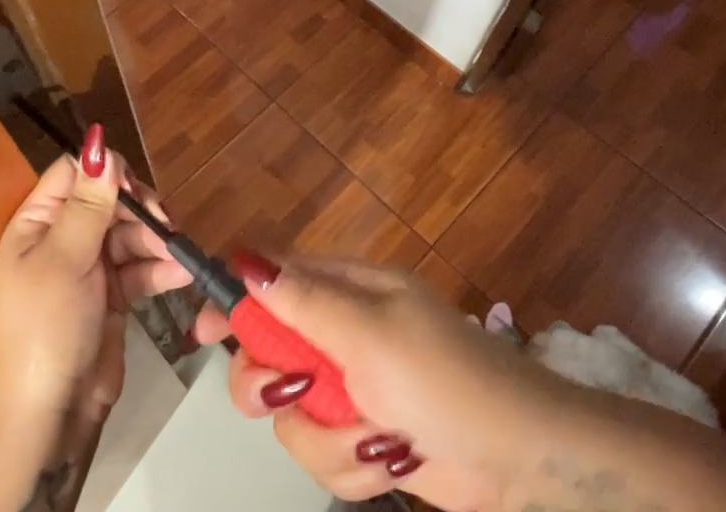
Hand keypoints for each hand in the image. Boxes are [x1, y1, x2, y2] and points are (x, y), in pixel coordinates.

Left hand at [0, 125, 190, 431]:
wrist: (50, 412)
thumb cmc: (46, 326)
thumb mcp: (66, 258)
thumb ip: (90, 202)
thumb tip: (98, 139)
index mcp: (37, 222)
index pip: (76, 174)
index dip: (109, 175)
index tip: (137, 193)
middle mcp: (61, 238)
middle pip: (109, 202)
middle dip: (139, 211)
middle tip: (165, 227)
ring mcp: (88, 268)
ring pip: (130, 235)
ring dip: (155, 243)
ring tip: (178, 259)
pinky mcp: (112, 295)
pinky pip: (140, 269)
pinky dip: (159, 270)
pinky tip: (180, 276)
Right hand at [195, 254, 564, 508]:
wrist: (521, 462)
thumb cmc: (447, 382)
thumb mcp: (370, 333)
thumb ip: (303, 301)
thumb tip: (243, 259)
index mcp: (350, 291)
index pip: (274, 279)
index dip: (234, 300)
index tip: (204, 333)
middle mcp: (344, 335)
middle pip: (268, 352)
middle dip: (275, 383)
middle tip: (294, 393)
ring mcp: (354, 389)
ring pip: (291, 413)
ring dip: (327, 436)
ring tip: (375, 439)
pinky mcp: (365, 439)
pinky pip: (322, 453)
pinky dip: (351, 466)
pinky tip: (390, 461)